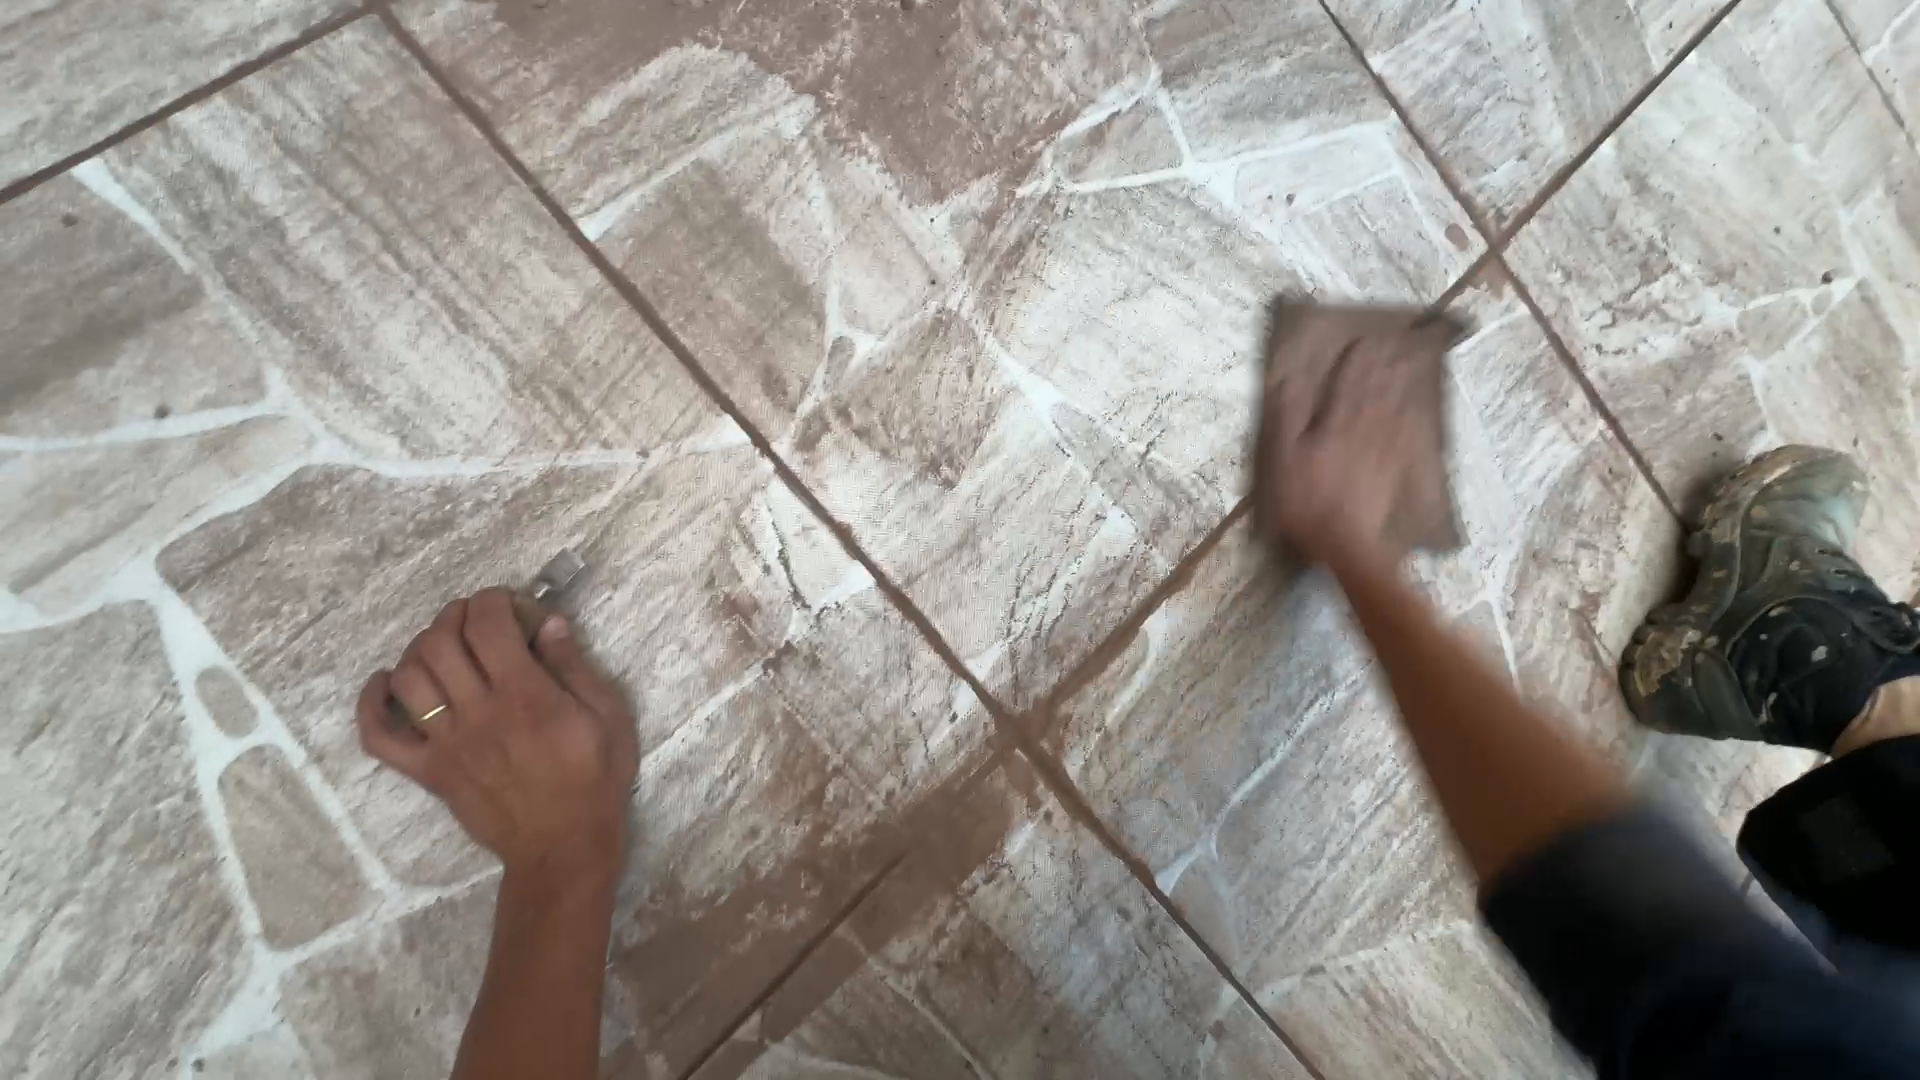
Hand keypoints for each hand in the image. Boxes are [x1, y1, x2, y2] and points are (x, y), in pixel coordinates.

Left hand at [356, 588, 638, 881]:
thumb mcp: (608, 714)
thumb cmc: (596, 774)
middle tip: (476, 614)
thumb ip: (574, 667)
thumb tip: (550, 622)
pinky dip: (371, 703)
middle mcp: (477, 712)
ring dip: (421, 647)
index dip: (491, 601)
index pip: (489, 628)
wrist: (564, 841)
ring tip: (444, 642)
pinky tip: (385, 681)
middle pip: (442, 644)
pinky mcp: (427, 771)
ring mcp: (445, 744)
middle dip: (455, 615)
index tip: (506, 599)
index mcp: (525, 695)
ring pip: (409, 678)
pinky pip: (378, 736)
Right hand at [1255, 334, 1423, 569]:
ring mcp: (1384, 450)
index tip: (1362, 340)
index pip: (1348, 384)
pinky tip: (1414, 408)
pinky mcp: (1394, 471)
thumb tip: (1288, 379)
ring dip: (1400, 383)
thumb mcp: (1282, 458)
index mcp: (1335, 424)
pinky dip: (1410, 417)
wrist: (1345, 542)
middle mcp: (1365, 429)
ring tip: (1407, 363)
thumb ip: (1286, 416)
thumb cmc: (1305, 502)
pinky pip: (1406, 435)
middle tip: (1394, 343)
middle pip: (1377, 391)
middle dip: (1384, 365)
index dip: (1355, 361)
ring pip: (1395, 408)